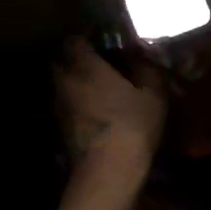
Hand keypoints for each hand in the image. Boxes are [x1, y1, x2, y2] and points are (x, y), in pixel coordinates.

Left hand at [56, 39, 166, 180]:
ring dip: (73, 85)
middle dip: (73, 61)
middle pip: (59, 62)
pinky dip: (74, 106)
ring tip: (96, 91)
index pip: (73, 40)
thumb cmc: (132, 124)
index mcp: (84, 65)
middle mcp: (64, 81)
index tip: (102, 44)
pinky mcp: (58, 129)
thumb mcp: (153, 93)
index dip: (86, 39)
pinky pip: (64, 107)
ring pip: (60, 86)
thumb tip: (141, 55)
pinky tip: (94, 114)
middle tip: (96, 66)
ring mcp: (57, 107)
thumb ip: (146, 68)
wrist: (107, 170)